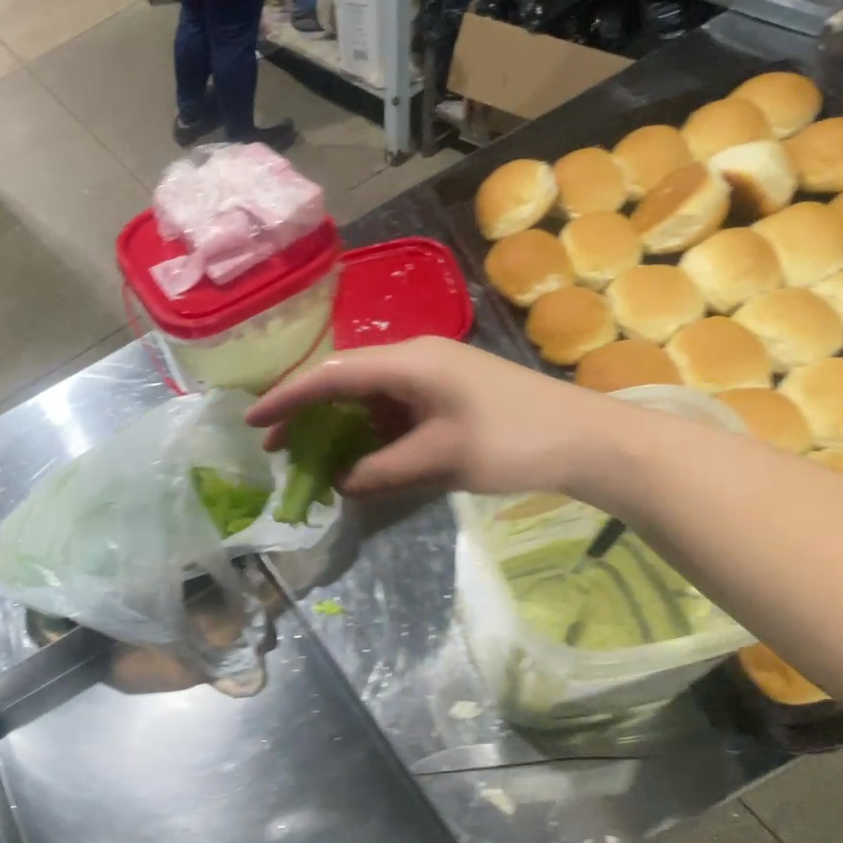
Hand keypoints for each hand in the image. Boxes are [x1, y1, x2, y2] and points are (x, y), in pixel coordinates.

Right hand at [245, 337, 630, 497]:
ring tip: (308, 455)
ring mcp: (433, 376)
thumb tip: (339, 483)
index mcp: (409, 362)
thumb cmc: (513, 442)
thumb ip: (381, 471)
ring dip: (336, 424)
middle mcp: (415, 359)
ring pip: (367, 396)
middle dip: (305, 411)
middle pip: (344, 380)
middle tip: (274, 446)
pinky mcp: (448, 395)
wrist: (589, 440)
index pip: (331, 375)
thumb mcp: (440, 459)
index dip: (287, 397)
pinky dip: (366, 431)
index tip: (252, 421)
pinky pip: (392, 408)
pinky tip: (358, 456)